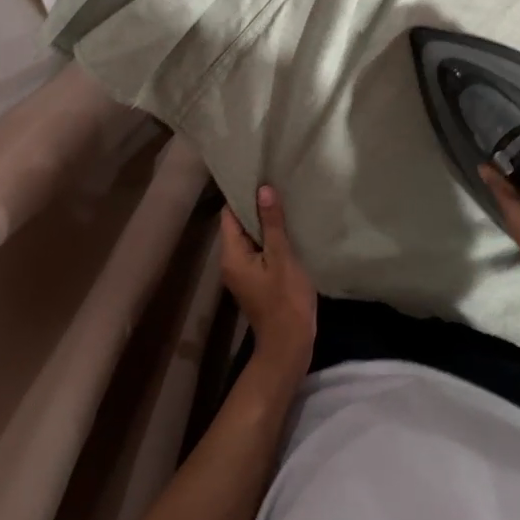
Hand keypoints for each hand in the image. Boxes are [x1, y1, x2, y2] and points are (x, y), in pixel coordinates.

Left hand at [221, 185, 316, 377]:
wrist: (290, 344)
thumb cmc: (285, 299)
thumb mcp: (282, 257)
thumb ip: (272, 224)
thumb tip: (263, 189)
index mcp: (231, 254)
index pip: (229, 214)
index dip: (243, 195)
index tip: (260, 176)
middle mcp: (230, 261)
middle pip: (238, 225)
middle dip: (255, 206)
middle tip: (275, 183)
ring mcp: (242, 273)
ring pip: (250, 238)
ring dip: (264, 223)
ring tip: (283, 200)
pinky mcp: (255, 280)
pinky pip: (258, 251)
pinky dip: (269, 239)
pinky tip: (287, 228)